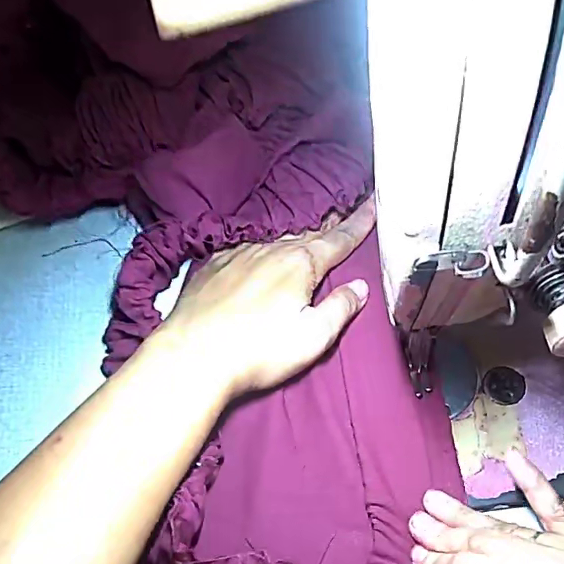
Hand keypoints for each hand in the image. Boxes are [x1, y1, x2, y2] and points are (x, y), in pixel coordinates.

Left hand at [142, 199, 374, 399]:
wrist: (192, 356)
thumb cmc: (256, 351)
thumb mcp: (312, 337)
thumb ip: (339, 308)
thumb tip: (359, 288)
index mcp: (299, 264)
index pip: (338, 241)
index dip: (358, 225)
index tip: (371, 206)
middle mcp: (268, 251)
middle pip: (305, 237)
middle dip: (326, 228)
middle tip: (341, 216)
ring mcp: (235, 257)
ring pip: (272, 242)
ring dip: (291, 240)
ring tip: (302, 239)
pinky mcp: (210, 269)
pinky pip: (242, 252)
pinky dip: (257, 252)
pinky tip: (256, 257)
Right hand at [408, 449, 563, 563]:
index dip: (441, 561)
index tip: (412, 553)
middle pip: (495, 544)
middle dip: (450, 534)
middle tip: (414, 519)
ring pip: (518, 529)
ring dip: (474, 517)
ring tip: (435, 500)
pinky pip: (563, 513)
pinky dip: (537, 486)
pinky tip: (514, 460)